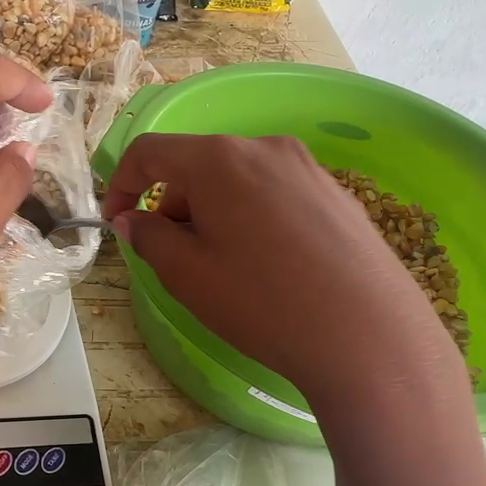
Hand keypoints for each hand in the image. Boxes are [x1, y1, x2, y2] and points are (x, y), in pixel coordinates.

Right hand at [104, 133, 465, 409]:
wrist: (369, 337)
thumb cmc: (262, 302)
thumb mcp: (187, 274)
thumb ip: (148, 238)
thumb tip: (133, 220)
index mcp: (219, 159)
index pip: (149, 151)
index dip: (120, 184)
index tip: (115, 223)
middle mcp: (264, 148)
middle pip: (196, 163)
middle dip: (169, 203)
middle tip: (169, 255)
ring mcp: (307, 169)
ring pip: (236, 179)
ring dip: (210, 212)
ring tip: (219, 266)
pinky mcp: (336, 194)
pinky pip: (272, 193)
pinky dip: (249, 217)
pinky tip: (264, 267)